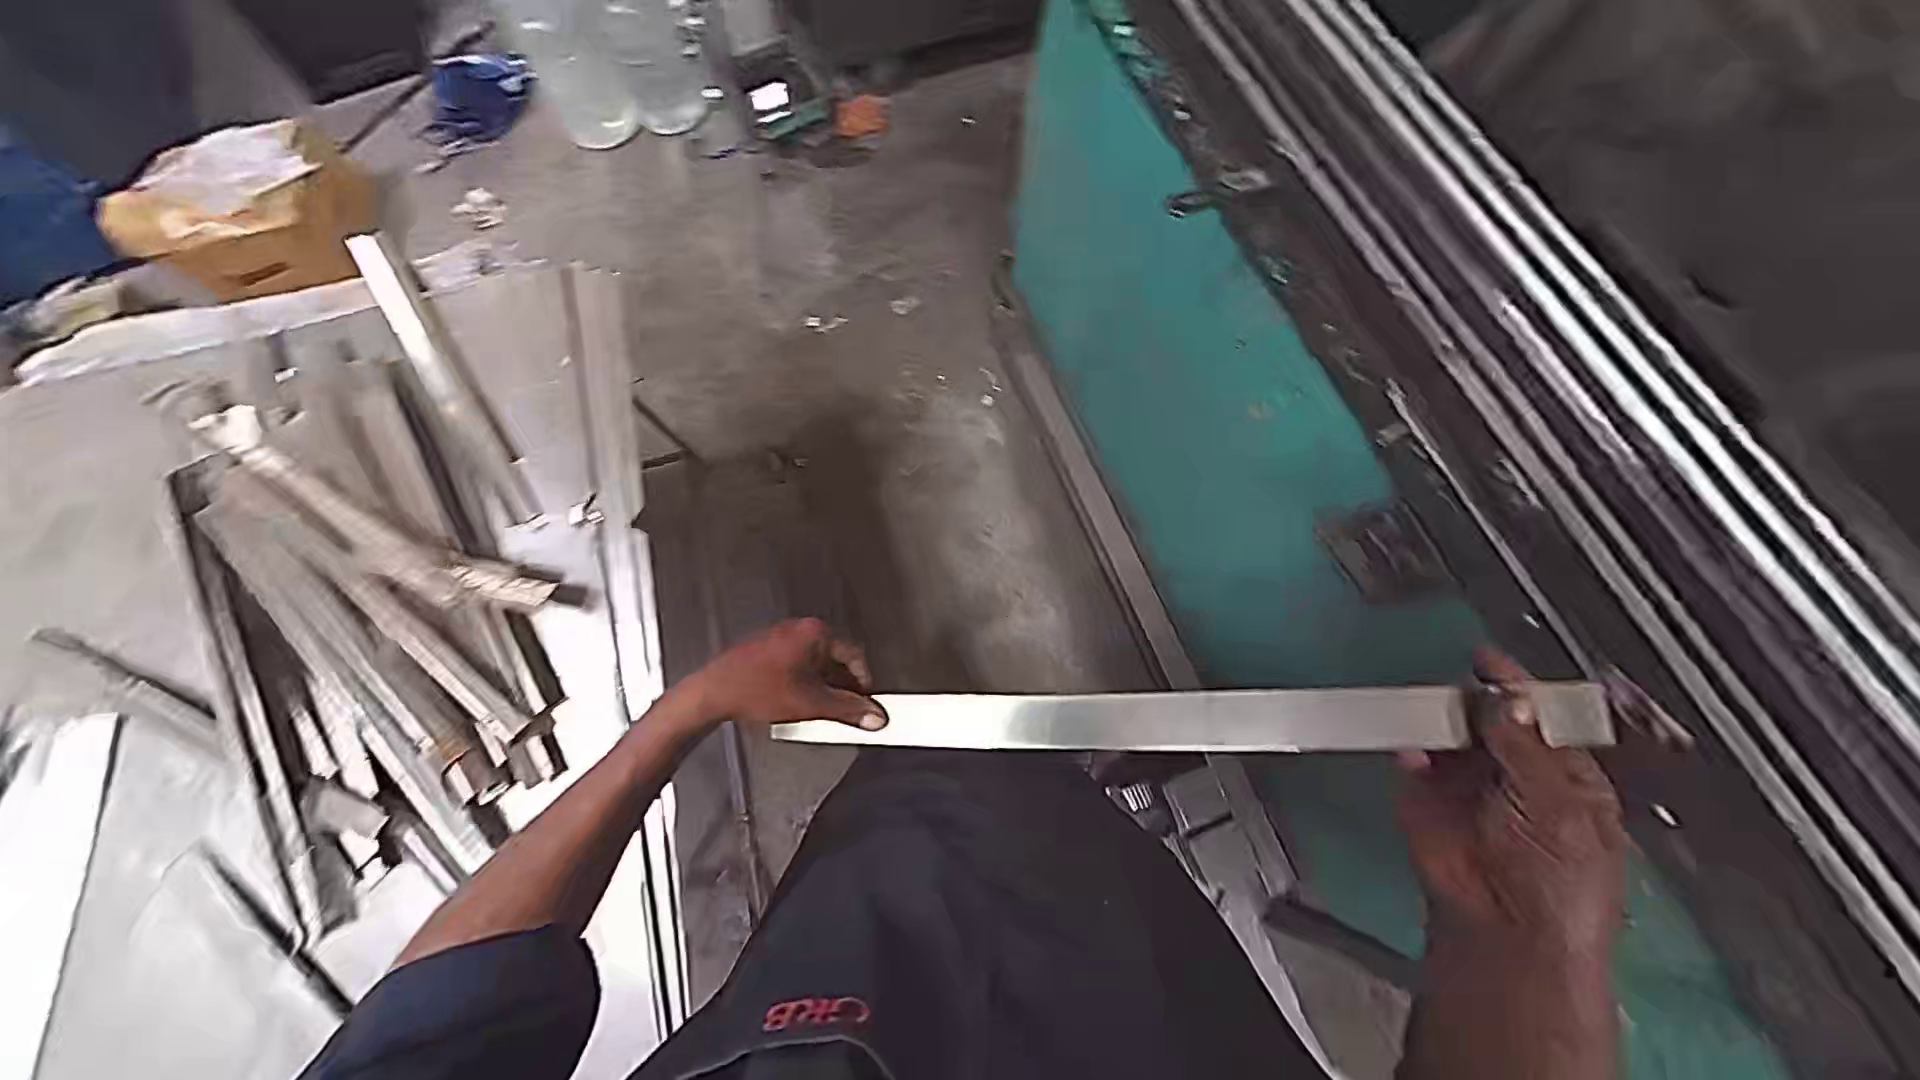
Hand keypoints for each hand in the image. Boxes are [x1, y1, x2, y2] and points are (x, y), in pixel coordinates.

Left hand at [669, 619, 886, 737]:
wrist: (711, 695)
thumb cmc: (753, 689)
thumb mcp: (812, 705)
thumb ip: (848, 711)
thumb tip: (872, 715)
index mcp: (815, 633)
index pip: (855, 654)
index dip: (864, 682)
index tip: (866, 700)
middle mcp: (799, 630)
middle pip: (836, 659)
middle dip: (843, 686)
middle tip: (846, 709)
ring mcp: (781, 639)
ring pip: (816, 664)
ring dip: (823, 686)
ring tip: (819, 709)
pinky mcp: (767, 651)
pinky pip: (797, 665)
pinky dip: (804, 684)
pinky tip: (797, 704)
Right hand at [1399, 649, 1626, 956]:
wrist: (1502, 923)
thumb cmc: (1558, 879)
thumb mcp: (1561, 809)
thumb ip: (1527, 748)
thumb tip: (1505, 698)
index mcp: (1559, 770)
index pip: (1535, 714)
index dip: (1515, 684)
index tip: (1487, 658)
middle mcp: (1508, 766)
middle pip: (1483, 714)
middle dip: (1469, 698)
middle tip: (1455, 688)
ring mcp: (1461, 777)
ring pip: (1442, 729)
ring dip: (1434, 718)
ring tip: (1428, 714)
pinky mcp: (1421, 790)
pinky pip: (1409, 755)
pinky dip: (1408, 749)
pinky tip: (1414, 754)